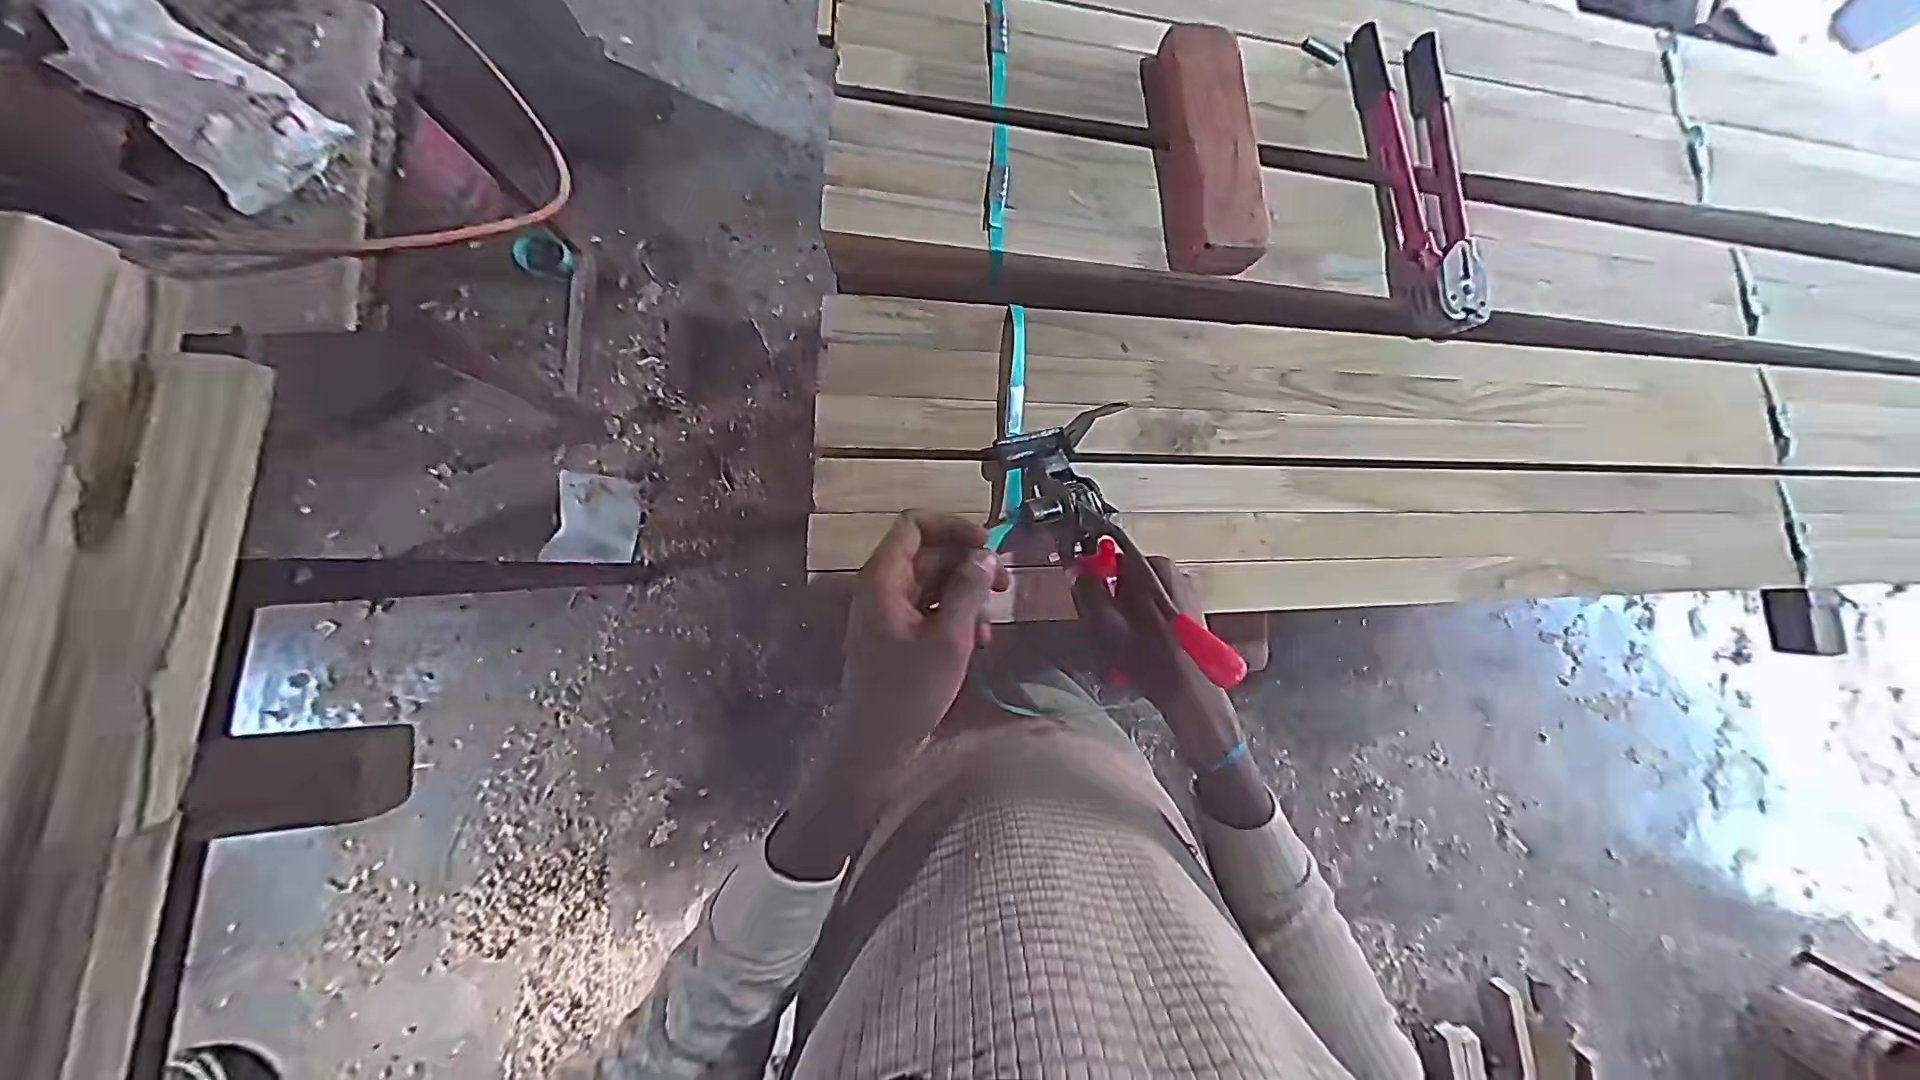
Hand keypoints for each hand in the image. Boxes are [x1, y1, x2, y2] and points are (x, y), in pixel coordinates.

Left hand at [769, 511, 1008, 878]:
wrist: (876, 744)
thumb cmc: (908, 690)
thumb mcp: (948, 638)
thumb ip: (968, 591)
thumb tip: (986, 554)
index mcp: (884, 577)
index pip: (915, 525)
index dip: (953, 526)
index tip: (988, 544)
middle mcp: (883, 586)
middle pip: (929, 554)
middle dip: (969, 564)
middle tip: (1004, 584)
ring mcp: (889, 610)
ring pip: (933, 581)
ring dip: (966, 593)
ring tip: (991, 621)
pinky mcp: (898, 632)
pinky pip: (930, 607)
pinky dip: (955, 614)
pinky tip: (977, 639)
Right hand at [1072, 546, 1273, 827]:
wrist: (1190, 689)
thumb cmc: (1147, 657)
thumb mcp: (1107, 624)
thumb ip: (1088, 591)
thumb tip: (1076, 568)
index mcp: (1152, 567)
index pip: (1111, 553)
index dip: (1094, 572)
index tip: (1086, 593)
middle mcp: (1172, 570)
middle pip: (1126, 573)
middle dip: (1112, 594)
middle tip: (1105, 624)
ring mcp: (1184, 588)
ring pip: (1140, 590)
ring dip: (1126, 608)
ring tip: (1124, 638)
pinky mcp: (1191, 606)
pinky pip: (1156, 602)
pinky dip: (1144, 617)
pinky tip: (1142, 642)